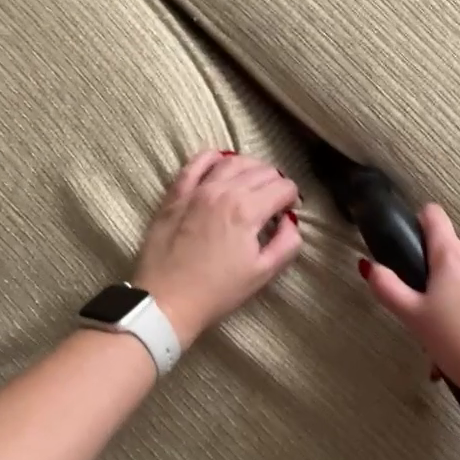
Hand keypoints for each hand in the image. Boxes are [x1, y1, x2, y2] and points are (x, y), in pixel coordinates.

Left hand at [132, 150, 301, 342]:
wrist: (166, 302)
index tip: (289, 212)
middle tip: (275, 201)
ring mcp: (196, 189)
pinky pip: (195, 163)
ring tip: (254, 182)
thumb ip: (287, 243)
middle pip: (262, 171)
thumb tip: (291, 222)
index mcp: (248, 210)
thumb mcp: (262, 273)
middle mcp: (224, 191)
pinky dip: (212, 157)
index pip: (283, 187)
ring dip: (251, 167)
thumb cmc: (217, 292)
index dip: (293, 198)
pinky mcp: (175, 194)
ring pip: (232, 161)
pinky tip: (220, 162)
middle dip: (275, 183)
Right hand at [359, 204, 459, 410]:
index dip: (421, 223)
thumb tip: (370, 266)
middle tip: (434, 318)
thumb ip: (388, 288)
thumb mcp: (413, 319)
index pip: (434, 216)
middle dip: (444, 281)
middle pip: (457, 258)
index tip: (416, 243)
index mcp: (453, 258)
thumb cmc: (459, 346)